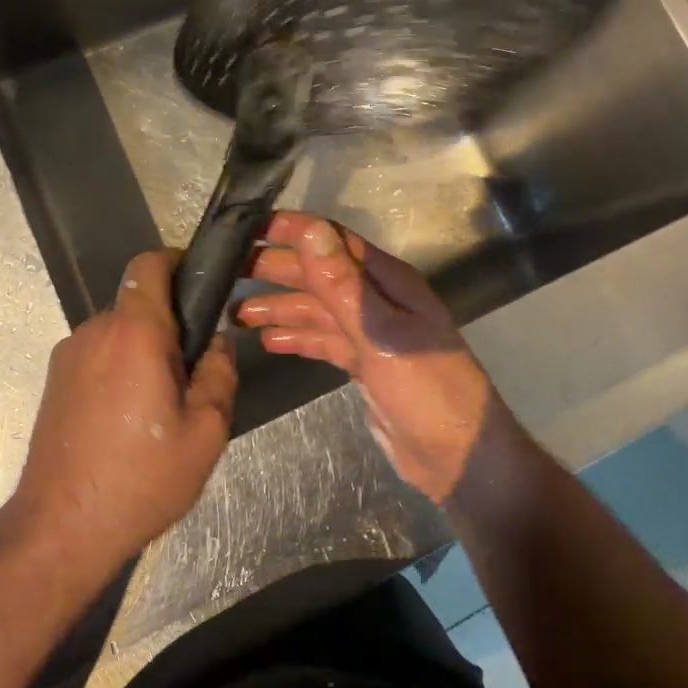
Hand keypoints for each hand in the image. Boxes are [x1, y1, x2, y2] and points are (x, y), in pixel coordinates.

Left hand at [9, 249, 237, 568]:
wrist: (61, 527)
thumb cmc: (140, 479)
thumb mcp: (205, 433)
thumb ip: (219, 374)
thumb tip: (217, 342)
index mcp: (133, 333)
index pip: (149, 264)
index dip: (175, 260)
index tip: (199, 281)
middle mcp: (94, 332)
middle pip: (137, 305)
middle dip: (168, 327)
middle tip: (193, 375)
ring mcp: (68, 356)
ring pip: (117, 334)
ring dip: (142, 353)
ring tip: (162, 409)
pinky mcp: (54, 382)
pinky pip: (98, 357)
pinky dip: (119, 371)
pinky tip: (130, 422)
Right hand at [236, 212, 494, 502]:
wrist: (458, 458)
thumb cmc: (426, 389)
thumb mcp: (380, 333)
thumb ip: (342, 284)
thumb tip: (309, 231)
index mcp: (388, 281)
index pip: (333, 241)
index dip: (293, 232)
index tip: (249, 229)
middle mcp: (378, 300)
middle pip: (319, 274)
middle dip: (277, 270)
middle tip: (228, 272)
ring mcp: (371, 333)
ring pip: (317, 310)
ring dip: (280, 308)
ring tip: (237, 313)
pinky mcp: (365, 364)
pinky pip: (324, 340)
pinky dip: (297, 338)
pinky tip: (268, 341)